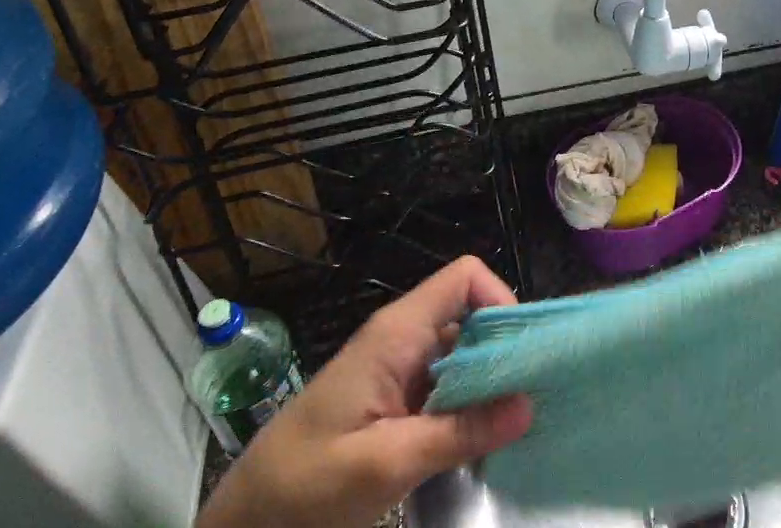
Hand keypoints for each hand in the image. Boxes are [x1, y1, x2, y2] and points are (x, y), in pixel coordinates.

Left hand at [196, 257, 533, 527]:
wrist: (246, 522)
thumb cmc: (306, 485)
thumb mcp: (387, 463)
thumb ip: (460, 432)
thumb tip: (529, 405)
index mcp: (396, 334)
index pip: (464, 278)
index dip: (501, 301)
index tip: (522, 354)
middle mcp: (401, 340)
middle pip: (471, 314)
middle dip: (505, 348)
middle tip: (533, 396)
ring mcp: (397, 370)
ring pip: (463, 352)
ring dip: (491, 382)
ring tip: (517, 423)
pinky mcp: (394, 400)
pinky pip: (447, 385)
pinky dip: (471, 406)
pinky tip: (484, 442)